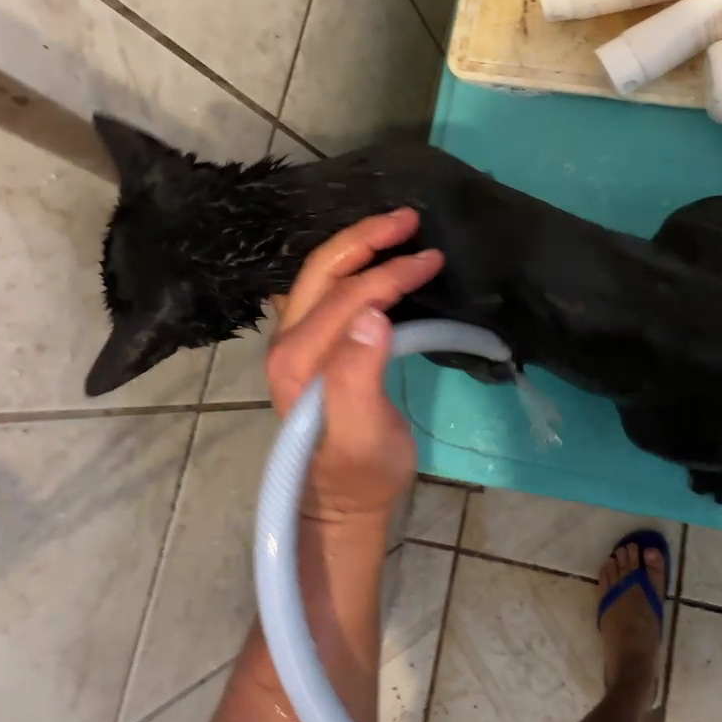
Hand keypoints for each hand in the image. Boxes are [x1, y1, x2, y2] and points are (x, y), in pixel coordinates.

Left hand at [264, 208, 443, 524]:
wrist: (341, 502)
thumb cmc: (361, 472)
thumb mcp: (363, 434)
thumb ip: (359, 378)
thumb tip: (374, 315)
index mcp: (298, 358)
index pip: (347, 296)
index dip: (391, 272)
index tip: (434, 259)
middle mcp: (287, 341)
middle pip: (324, 270)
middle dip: (367, 238)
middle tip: (411, 219)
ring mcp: (295, 342)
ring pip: (324, 275)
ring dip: (361, 246)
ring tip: (402, 231)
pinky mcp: (310, 346)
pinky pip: (330, 290)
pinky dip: (357, 266)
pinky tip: (382, 261)